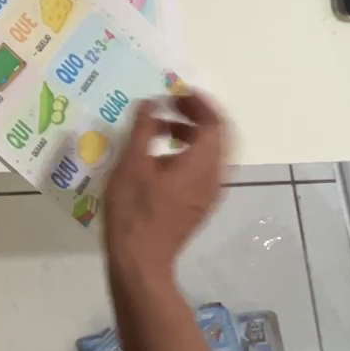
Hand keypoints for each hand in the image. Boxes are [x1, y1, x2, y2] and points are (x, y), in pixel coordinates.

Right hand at [103, 89, 228, 284]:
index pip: (216, 124)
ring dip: (188, 133)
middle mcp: (213, 178)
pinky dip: (186, 152)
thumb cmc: (134, 209)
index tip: (175, 92)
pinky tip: (156, 157)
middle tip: (165, 104)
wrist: (140, 258)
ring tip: (156, 127)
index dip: (200, 103)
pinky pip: (201, 168)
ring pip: (210, 153)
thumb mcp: (131, 164)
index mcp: (201, 165)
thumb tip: (151, 102)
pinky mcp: (197, 204)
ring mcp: (208, 193)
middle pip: (217, 137)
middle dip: (194, 115)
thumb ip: (144, 129)